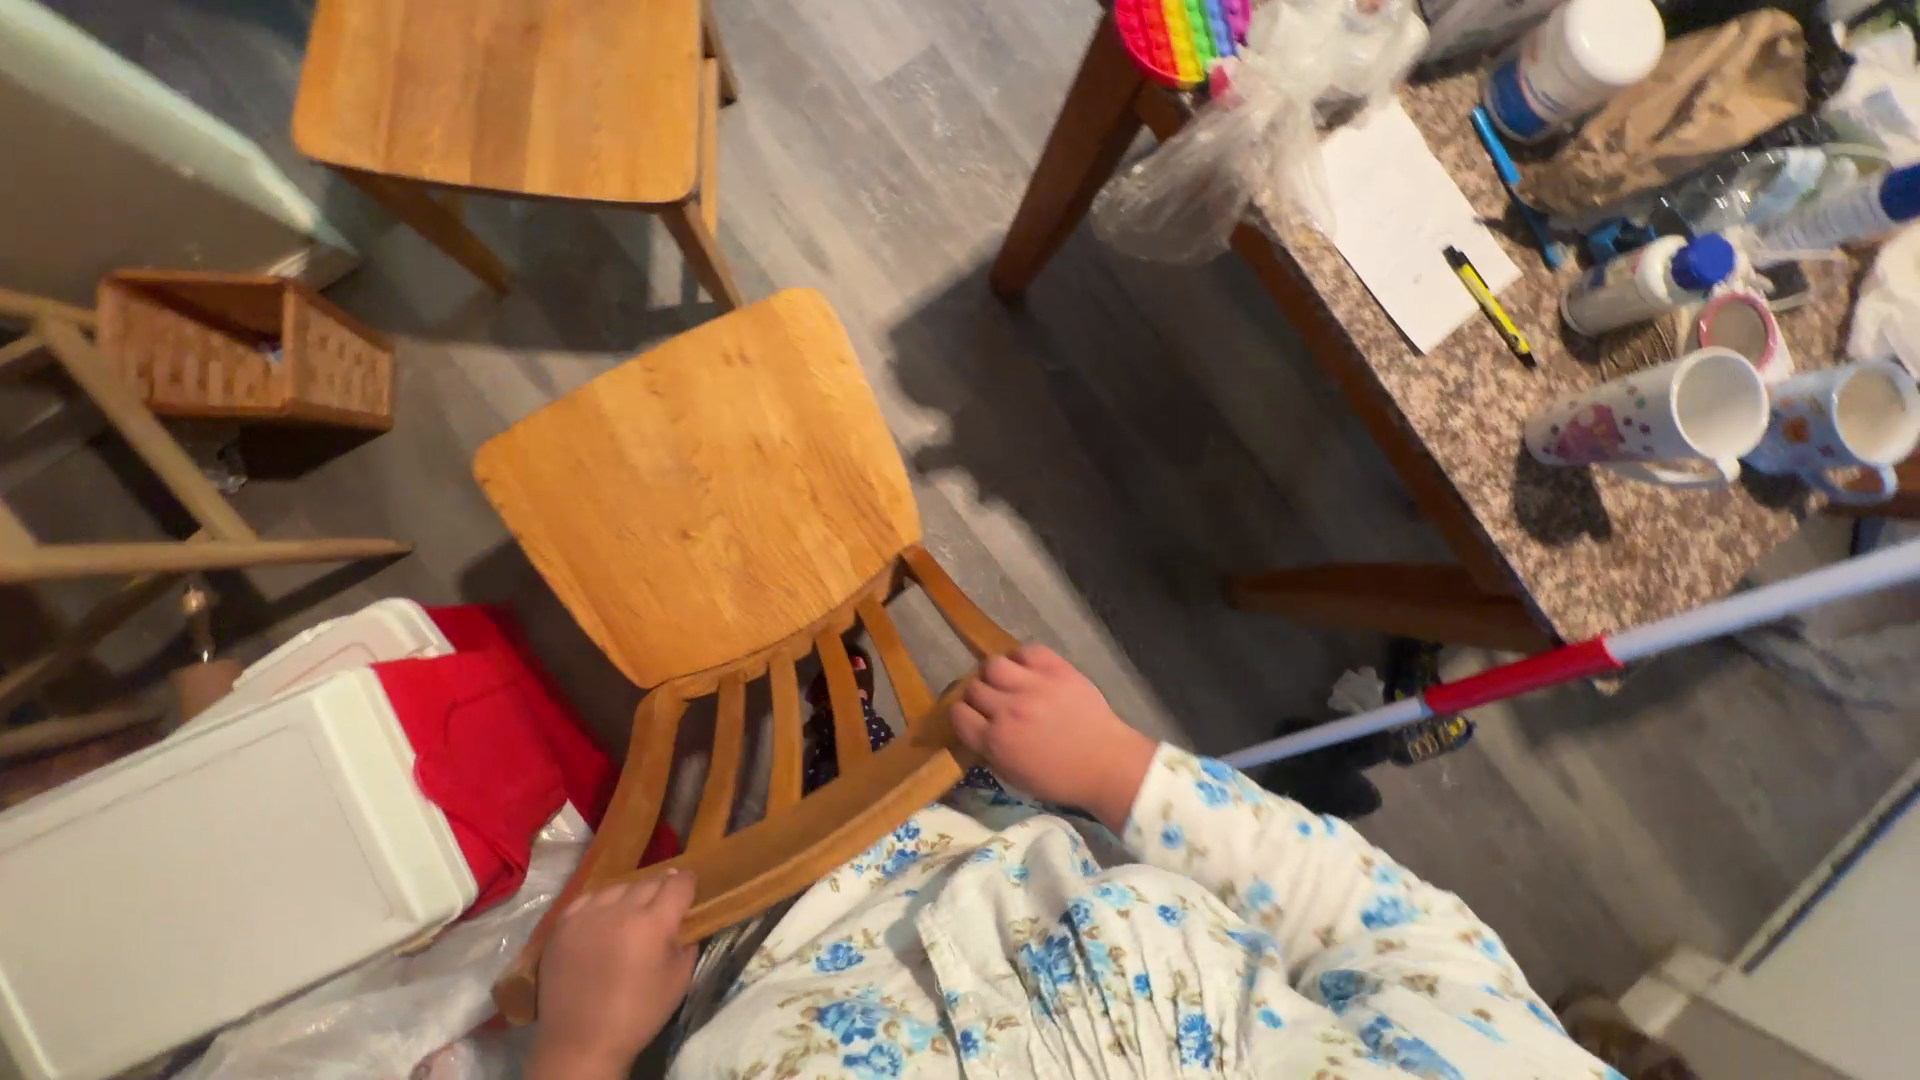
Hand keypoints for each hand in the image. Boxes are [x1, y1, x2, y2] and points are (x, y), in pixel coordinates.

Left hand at [528, 870, 698, 1079]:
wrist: (580, 1044)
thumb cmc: (637, 1015)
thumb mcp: (679, 979)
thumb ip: (688, 942)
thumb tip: (685, 921)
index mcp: (653, 924)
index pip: (680, 883)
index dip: (689, 885)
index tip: (689, 894)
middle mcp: (621, 911)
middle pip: (651, 881)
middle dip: (662, 891)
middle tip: (662, 910)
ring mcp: (588, 915)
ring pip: (620, 886)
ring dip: (631, 897)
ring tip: (630, 917)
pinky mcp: (563, 925)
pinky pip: (590, 898)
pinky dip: (601, 904)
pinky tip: (603, 921)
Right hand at [951, 645, 1157, 832]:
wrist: (1106, 763)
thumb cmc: (1060, 778)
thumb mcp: (1014, 776)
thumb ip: (989, 751)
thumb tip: (976, 728)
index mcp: (996, 741)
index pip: (959, 714)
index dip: (963, 714)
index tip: (972, 716)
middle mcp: (1008, 709)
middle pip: (973, 687)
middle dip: (978, 695)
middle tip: (992, 700)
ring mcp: (1033, 686)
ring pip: (993, 664)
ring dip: (995, 674)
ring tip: (1007, 681)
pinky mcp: (1055, 669)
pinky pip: (1025, 650)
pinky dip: (1021, 658)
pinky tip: (1027, 670)